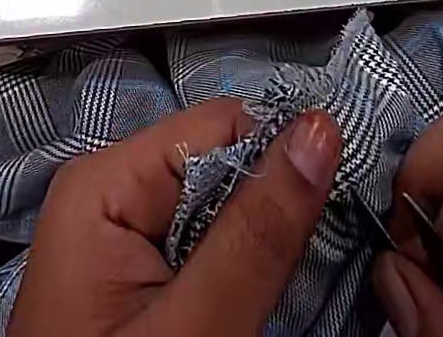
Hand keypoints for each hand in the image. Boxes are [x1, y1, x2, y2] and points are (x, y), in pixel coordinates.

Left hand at [9, 99, 341, 335]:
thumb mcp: (191, 331)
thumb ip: (255, 234)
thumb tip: (318, 132)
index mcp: (104, 179)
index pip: (217, 126)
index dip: (281, 156)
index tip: (337, 201)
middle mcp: (109, 184)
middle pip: (217, 160)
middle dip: (270, 202)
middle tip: (318, 256)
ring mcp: (120, 223)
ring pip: (217, 200)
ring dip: (259, 237)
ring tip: (287, 280)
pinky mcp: (134, 260)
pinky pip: (200, 235)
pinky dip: (237, 261)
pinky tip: (252, 293)